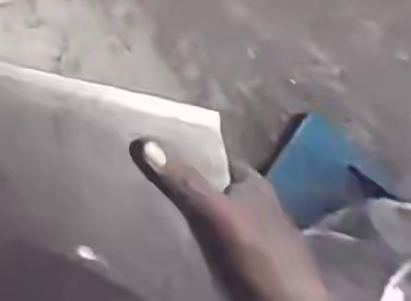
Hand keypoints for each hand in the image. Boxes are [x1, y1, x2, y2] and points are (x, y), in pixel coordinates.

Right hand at [133, 138, 329, 300]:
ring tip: (149, 209)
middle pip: (211, 188)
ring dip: (187, 217)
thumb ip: (187, 182)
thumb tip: (145, 143)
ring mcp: (253, 239)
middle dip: (183, 186)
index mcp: (255, 185)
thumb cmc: (265, 258)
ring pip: (211, 218)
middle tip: (145, 180)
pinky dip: (195, 244)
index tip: (155, 152)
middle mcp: (256, 206)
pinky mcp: (248, 268)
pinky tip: (172, 243)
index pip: (215, 158)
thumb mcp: (222, 215)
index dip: (188, 153)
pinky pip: (213, 245)